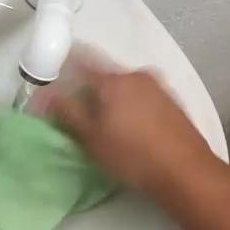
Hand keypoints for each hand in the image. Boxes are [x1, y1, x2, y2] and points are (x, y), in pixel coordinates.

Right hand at [43, 61, 218, 195]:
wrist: (186, 170)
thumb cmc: (132, 154)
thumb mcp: (91, 137)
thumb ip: (65, 111)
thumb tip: (43, 96)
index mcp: (113, 79)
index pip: (80, 59)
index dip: (62, 67)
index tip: (53, 81)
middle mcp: (137, 74)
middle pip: (103, 73)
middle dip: (87, 86)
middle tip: (76, 109)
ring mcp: (158, 86)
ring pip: (123, 85)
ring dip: (109, 97)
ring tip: (102, 122)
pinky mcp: (172, 101)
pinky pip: (140, 95)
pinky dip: (128, 104)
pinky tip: (128, 126)